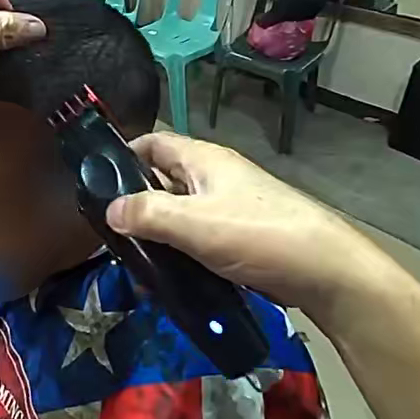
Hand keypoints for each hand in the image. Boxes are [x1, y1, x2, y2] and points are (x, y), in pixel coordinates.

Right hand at [105, 132, 404, 322]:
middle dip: (136, 202)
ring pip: (181, 212)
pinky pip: (200, 235)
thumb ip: (148, 215)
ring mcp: (230, 205)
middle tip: (110, 234)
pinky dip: (181, 249)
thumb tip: (109, 210)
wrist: (322, 268)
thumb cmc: (257, 234)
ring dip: (159, 232)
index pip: (154, 143)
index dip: (123, 156)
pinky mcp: (241, 235)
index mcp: (204, 159)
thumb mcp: (194, 223)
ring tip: (135, 261)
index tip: (97, 184)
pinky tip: (169, 275)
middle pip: (164, 179)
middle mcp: (215, 176)